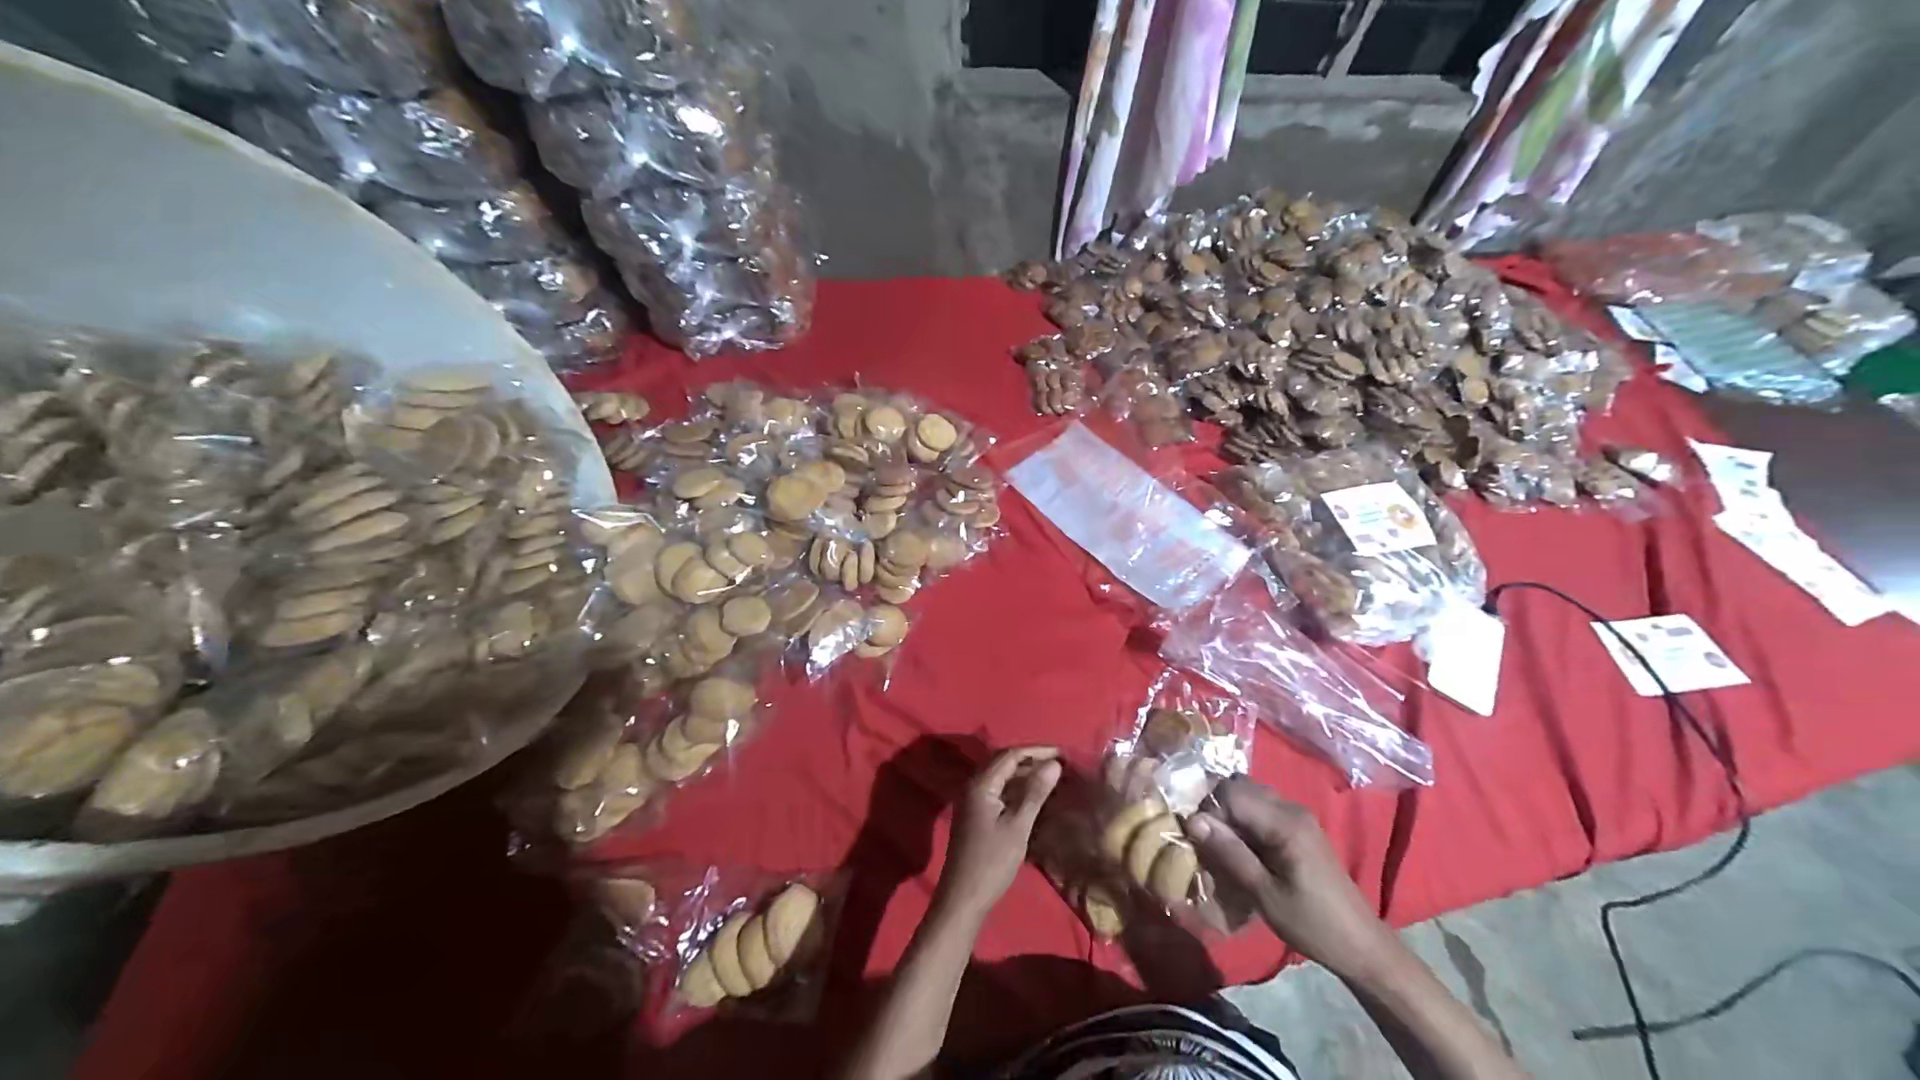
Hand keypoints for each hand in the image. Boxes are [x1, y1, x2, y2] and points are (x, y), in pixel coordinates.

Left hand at [936, 746, 1061, 919]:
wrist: (964, 897)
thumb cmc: (992, 862)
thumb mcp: (1018, 826)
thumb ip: (1035, 792)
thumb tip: (1054, 763)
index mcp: (981, 784)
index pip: (1010, 755)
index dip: (1037, 751)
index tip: (1063, 753)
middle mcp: (973, 785)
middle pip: (1003, 761)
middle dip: (1030, 759)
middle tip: (1059, 763)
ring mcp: (972, 800)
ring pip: (1000, 776)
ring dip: (1023, 772)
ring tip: (1051, 776)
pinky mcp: (976, 813)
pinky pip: (998, 789)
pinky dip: (1016, 787)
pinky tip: (1033, 795)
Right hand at [1186, 777, 1398, 980]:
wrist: (1362, 946)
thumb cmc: (1313, 924)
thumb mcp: (1264, 894)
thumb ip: (1230, 853)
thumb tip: (1192, 821)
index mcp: (1285, 823)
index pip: (1230, 792)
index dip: (1208, 810)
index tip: (1199, 840)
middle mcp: (1292, 809)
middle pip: (1239, 786)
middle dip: (1216, 807)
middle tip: (1208, 841)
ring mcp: (1298, 816)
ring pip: (1249, 794)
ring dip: (1230, 813)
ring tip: (1222, 845)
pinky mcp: (1300, 827)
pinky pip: (1262, 807)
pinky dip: (1244, 819)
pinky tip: (1242, 848)